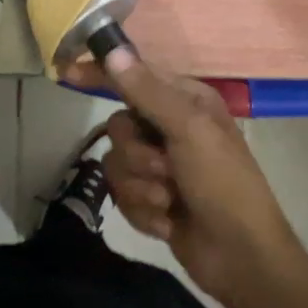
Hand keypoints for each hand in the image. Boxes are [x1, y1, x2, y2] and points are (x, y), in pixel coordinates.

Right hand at [63, 51, 301, 301]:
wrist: (241, 256)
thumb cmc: (223, 182)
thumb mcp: (189, 129)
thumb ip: (147, 91)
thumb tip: (114, 51)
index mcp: (186, 100)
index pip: (134, 76)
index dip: (101, 72)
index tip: (67, 73)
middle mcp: (170, 126)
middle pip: (118, 126)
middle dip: (137, 155)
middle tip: (165, 169)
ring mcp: (160, 165)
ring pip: (117, 163)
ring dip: (141, 187)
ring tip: (169, 201)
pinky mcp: (152, 200)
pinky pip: (122, 195)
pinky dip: (143, 211)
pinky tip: (168, 222)